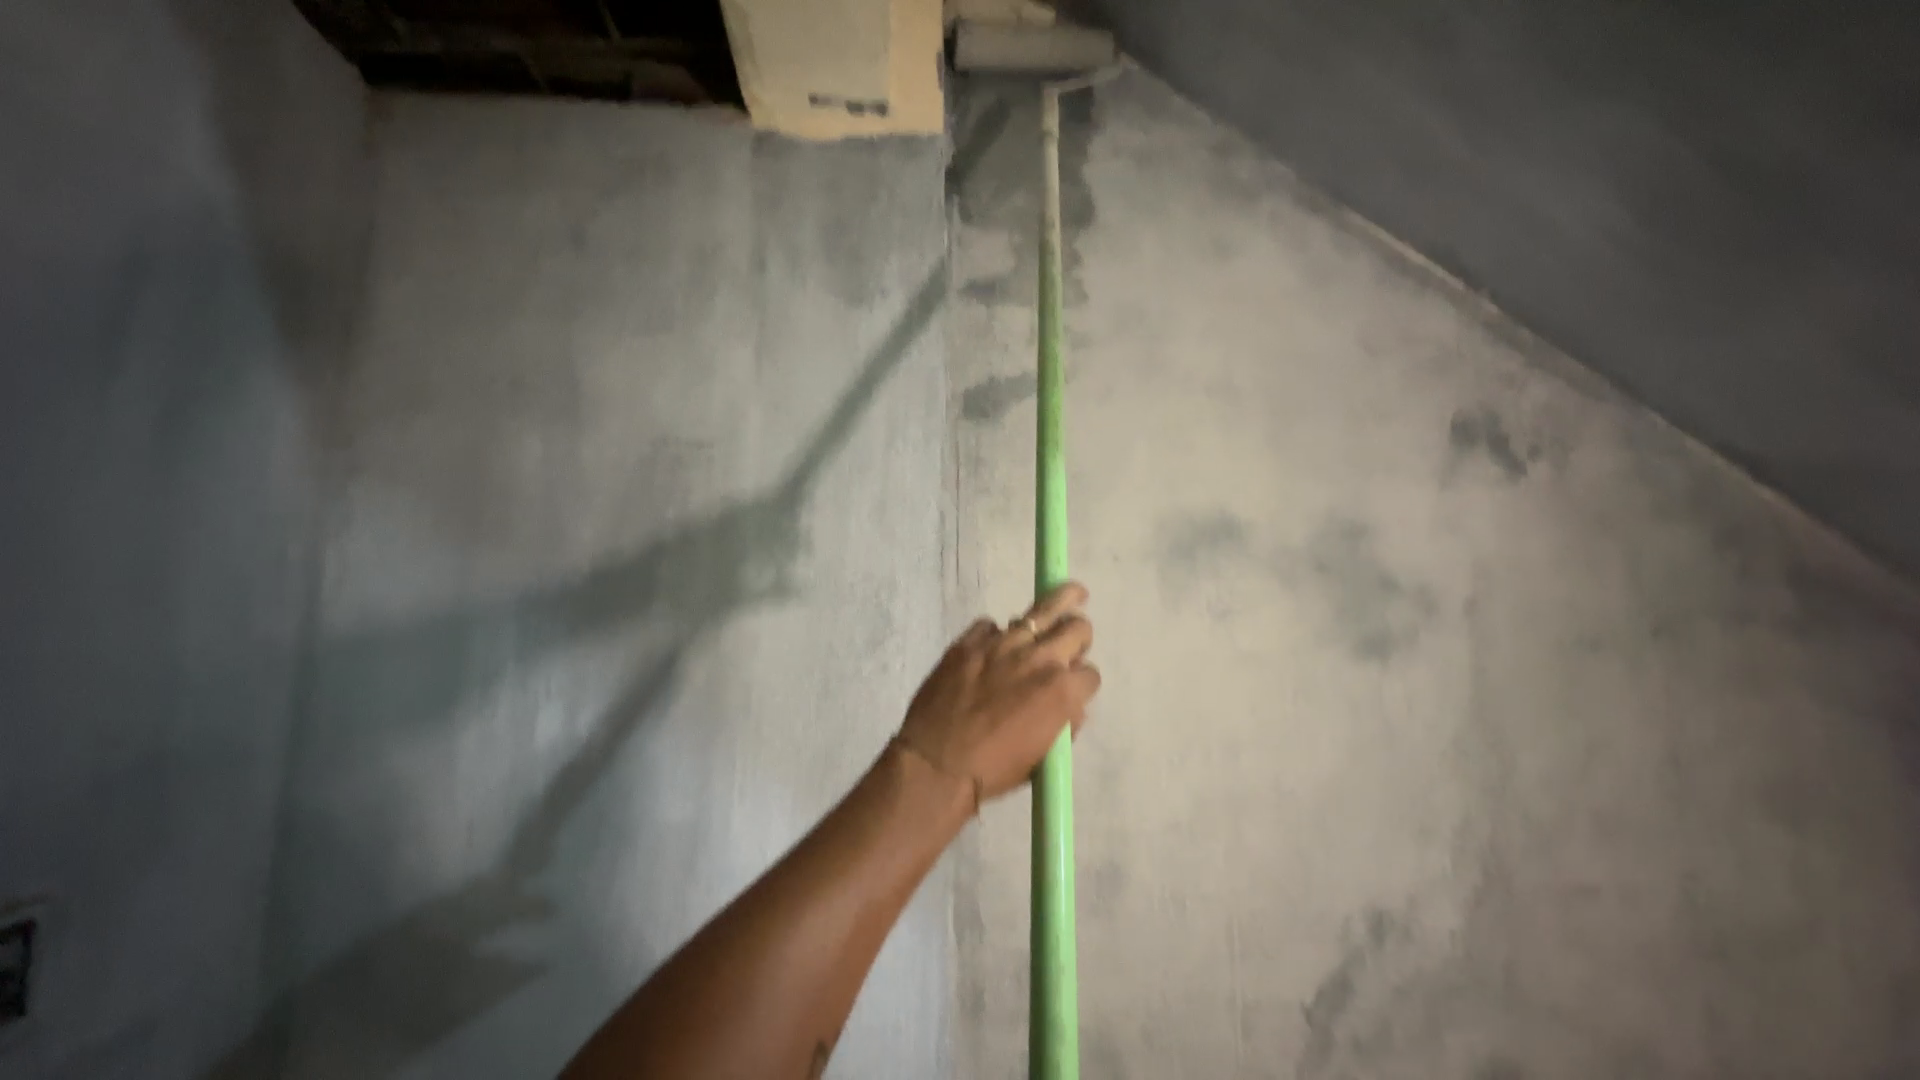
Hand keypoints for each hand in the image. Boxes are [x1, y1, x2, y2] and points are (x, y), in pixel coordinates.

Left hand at [896, 582, 1100, 803]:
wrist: (937, 765)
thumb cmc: (995, 771)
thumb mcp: (1044, 757)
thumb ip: (1063, 723)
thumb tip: (1069, 705)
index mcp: (1062, 690)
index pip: (1091, 673)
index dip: (1083, 683)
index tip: (1073, 687)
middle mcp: (1038, 658)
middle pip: (1078, 627)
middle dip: (1080, 633)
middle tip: (1075, 635)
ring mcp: (1002, 644)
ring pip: (1041, 609)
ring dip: (1054, 609)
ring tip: (1069, 594)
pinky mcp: (969, 641)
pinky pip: (991, 625)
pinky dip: (995, 635)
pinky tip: (991, 648)